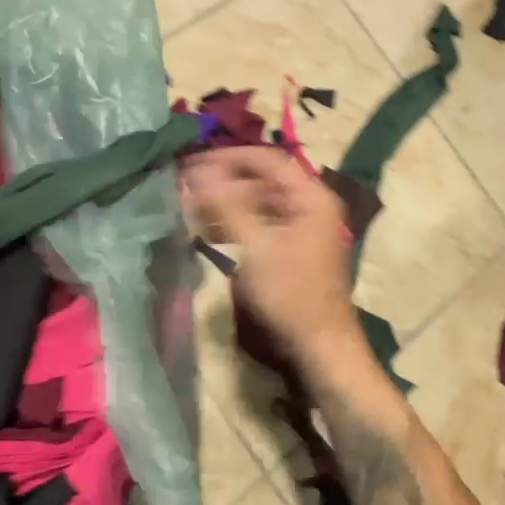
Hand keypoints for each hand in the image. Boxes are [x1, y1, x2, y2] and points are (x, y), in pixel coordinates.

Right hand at [182, 146, 359, 363]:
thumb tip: (199, 171)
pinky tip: (208, 231)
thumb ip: (226, 204)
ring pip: (257, 202)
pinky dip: (235, 223)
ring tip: (189, 210)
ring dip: (225, 204)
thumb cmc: (289, 294)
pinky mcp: (291, 248)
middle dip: (222, 182)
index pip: (265, 159)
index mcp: (310, 197)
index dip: (227, 157)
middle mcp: (309, 205)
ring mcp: (302, 227)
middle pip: (260, 180)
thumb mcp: (255, 246)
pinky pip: (260, 223)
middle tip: (185, 188)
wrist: (319, 347)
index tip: (191, 164)